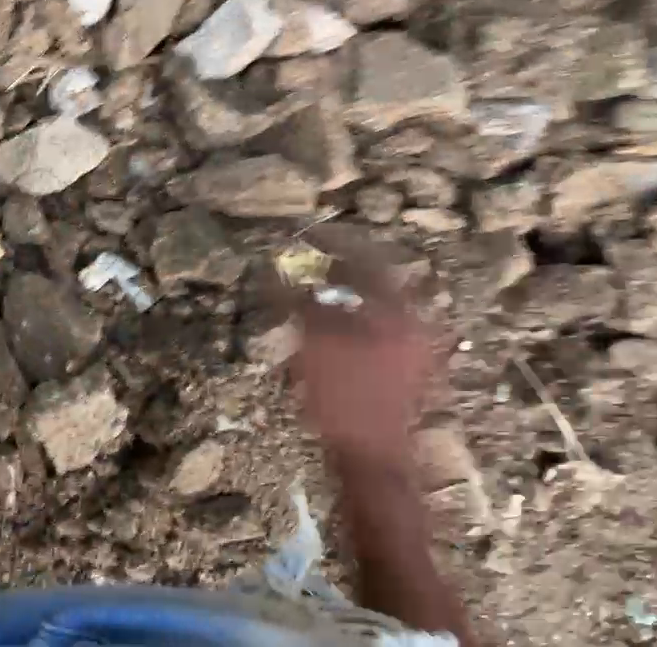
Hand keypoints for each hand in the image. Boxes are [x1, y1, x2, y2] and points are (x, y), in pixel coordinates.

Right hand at [291, 224, 436, 469]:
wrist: (372, 453)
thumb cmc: (342, 396)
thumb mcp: (311, 341)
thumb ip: (296, 300)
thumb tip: (271, 268)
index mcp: (398, 312)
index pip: (367, 259)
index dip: (334, 242)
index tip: (304, 233)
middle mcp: (415, 322)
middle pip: (375, 279)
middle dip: (338, 265)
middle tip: (305, 255)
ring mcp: (415, 345)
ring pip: (375, 301)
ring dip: (343, 289)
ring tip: (309, 284)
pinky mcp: (406, 363)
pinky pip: (377, 322)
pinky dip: (350, 312)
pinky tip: (325, 317)